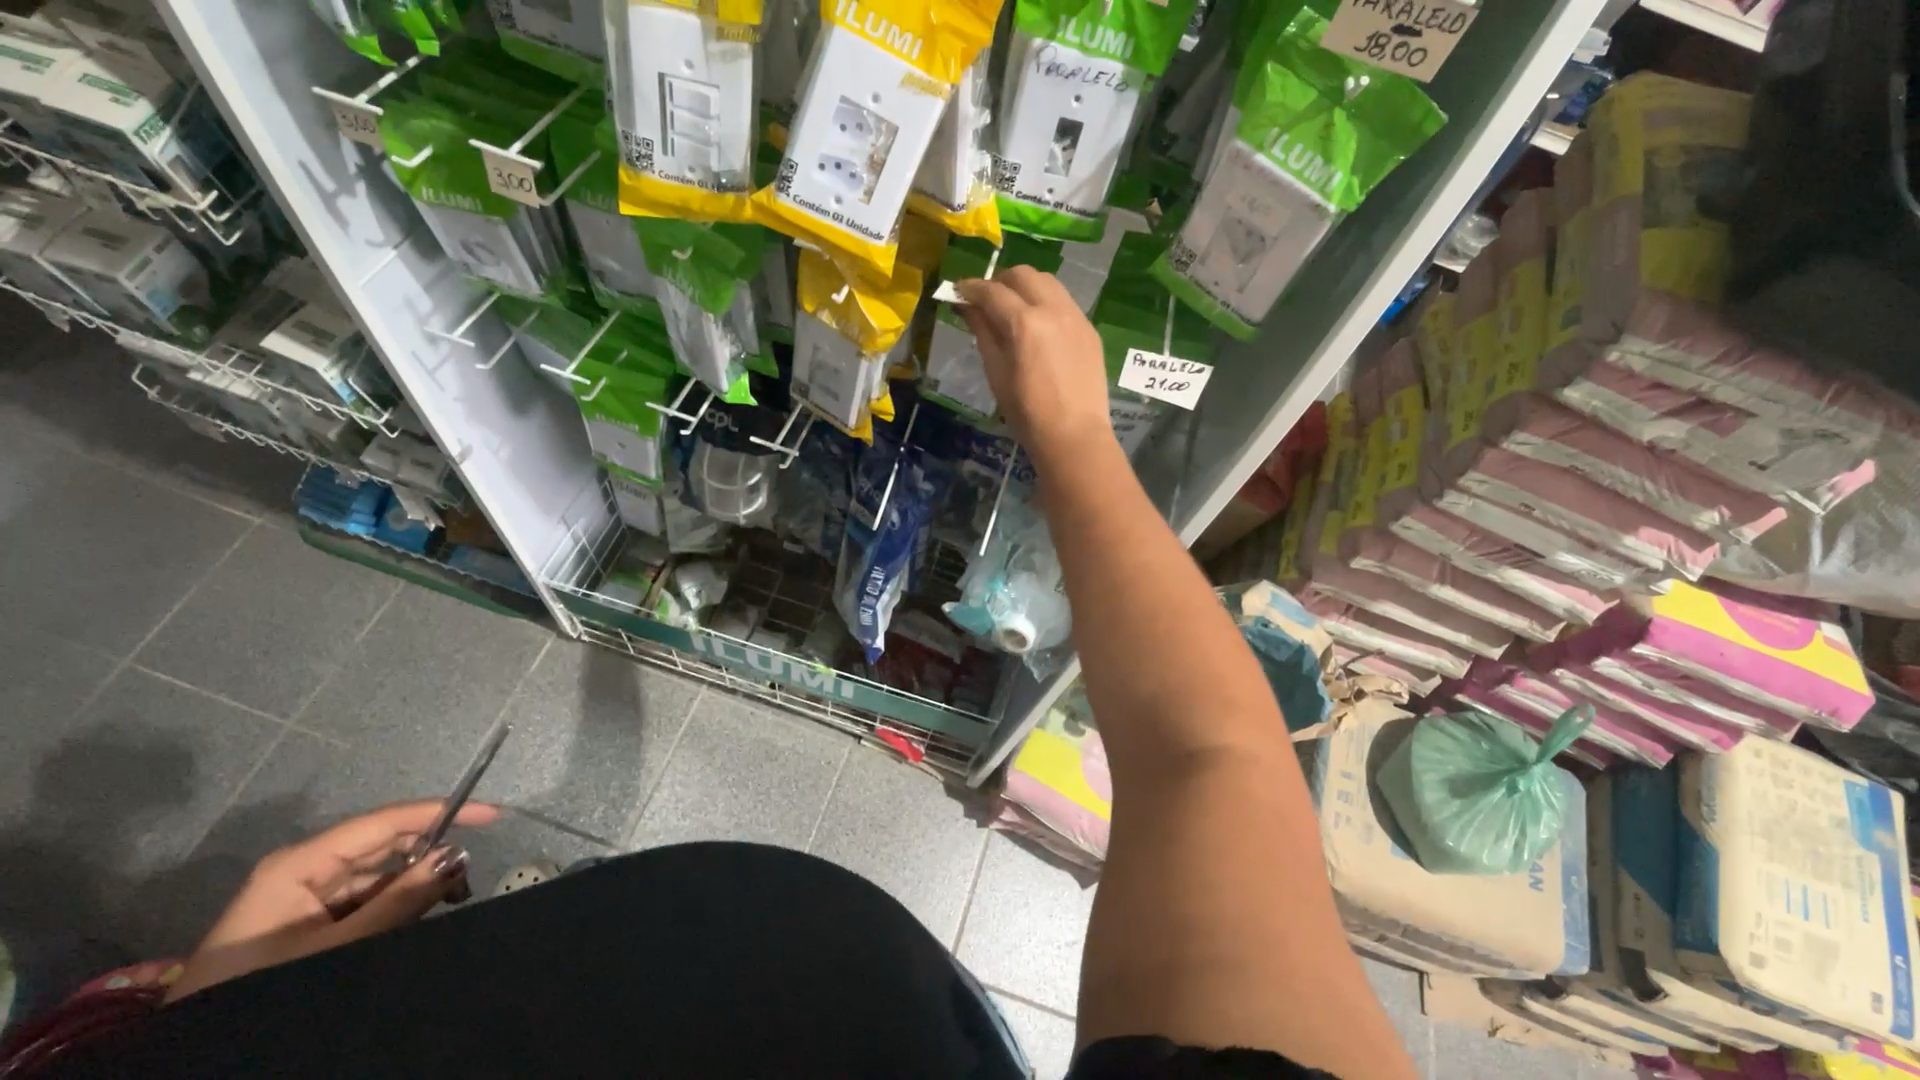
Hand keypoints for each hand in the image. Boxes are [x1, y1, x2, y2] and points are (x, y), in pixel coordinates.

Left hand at [165, 799, 497, 1001]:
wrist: (198, 1054)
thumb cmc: (262, 986)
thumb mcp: (338, 946)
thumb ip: (400, 902)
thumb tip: (457, 856)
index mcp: (300, 864)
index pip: (383, 822)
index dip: (440, 813)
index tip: (491, 815)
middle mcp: (304, 868)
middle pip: (383, 845)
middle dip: (431, 854)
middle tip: (468, 881)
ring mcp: (304, 895)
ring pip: (378, 874)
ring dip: (417, 883)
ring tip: (451, 901)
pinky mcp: (306, 920)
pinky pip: (364, 899)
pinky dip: (397, 903)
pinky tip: (419, 914)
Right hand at [956, 268, 1113, 468]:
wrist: (1074, 436)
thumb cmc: (1027, 413)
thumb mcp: (996, 372)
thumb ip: (983, 332)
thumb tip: (967, 306)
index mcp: (1025, 322)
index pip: (992, 291)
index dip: (970, 288)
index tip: (958, 292)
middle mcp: (1053, 309)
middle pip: (1023, 275)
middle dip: (1000, 281)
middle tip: (986, 300)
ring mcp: (1076, 317)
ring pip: (1048, 282)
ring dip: (1025, 287)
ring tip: (1013, 308)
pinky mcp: (1089, 329)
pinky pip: (1064, 302)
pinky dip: (1046, 303)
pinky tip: (1038, 327)